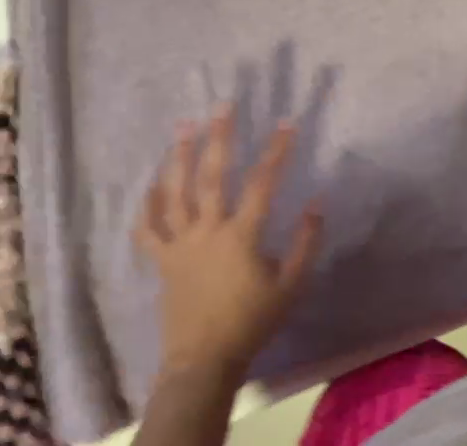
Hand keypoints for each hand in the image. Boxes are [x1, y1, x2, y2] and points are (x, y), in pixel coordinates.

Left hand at [134, 109, 323, 375]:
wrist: (204, 360)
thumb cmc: (252, 321)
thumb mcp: (292, 285)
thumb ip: (306, 243)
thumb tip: (318, 202)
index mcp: (240, 236)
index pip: (262, 183)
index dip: (276, 151)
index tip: (287, 122)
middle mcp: (207, 231)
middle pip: (211, 176)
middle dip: (219, 138)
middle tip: (223, 106)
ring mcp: (180, 245)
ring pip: (176, 193)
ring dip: (179, 157)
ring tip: (184, 125)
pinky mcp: (162, 260)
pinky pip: (149, 229)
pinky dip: (148, 204)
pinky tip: (152, 183)